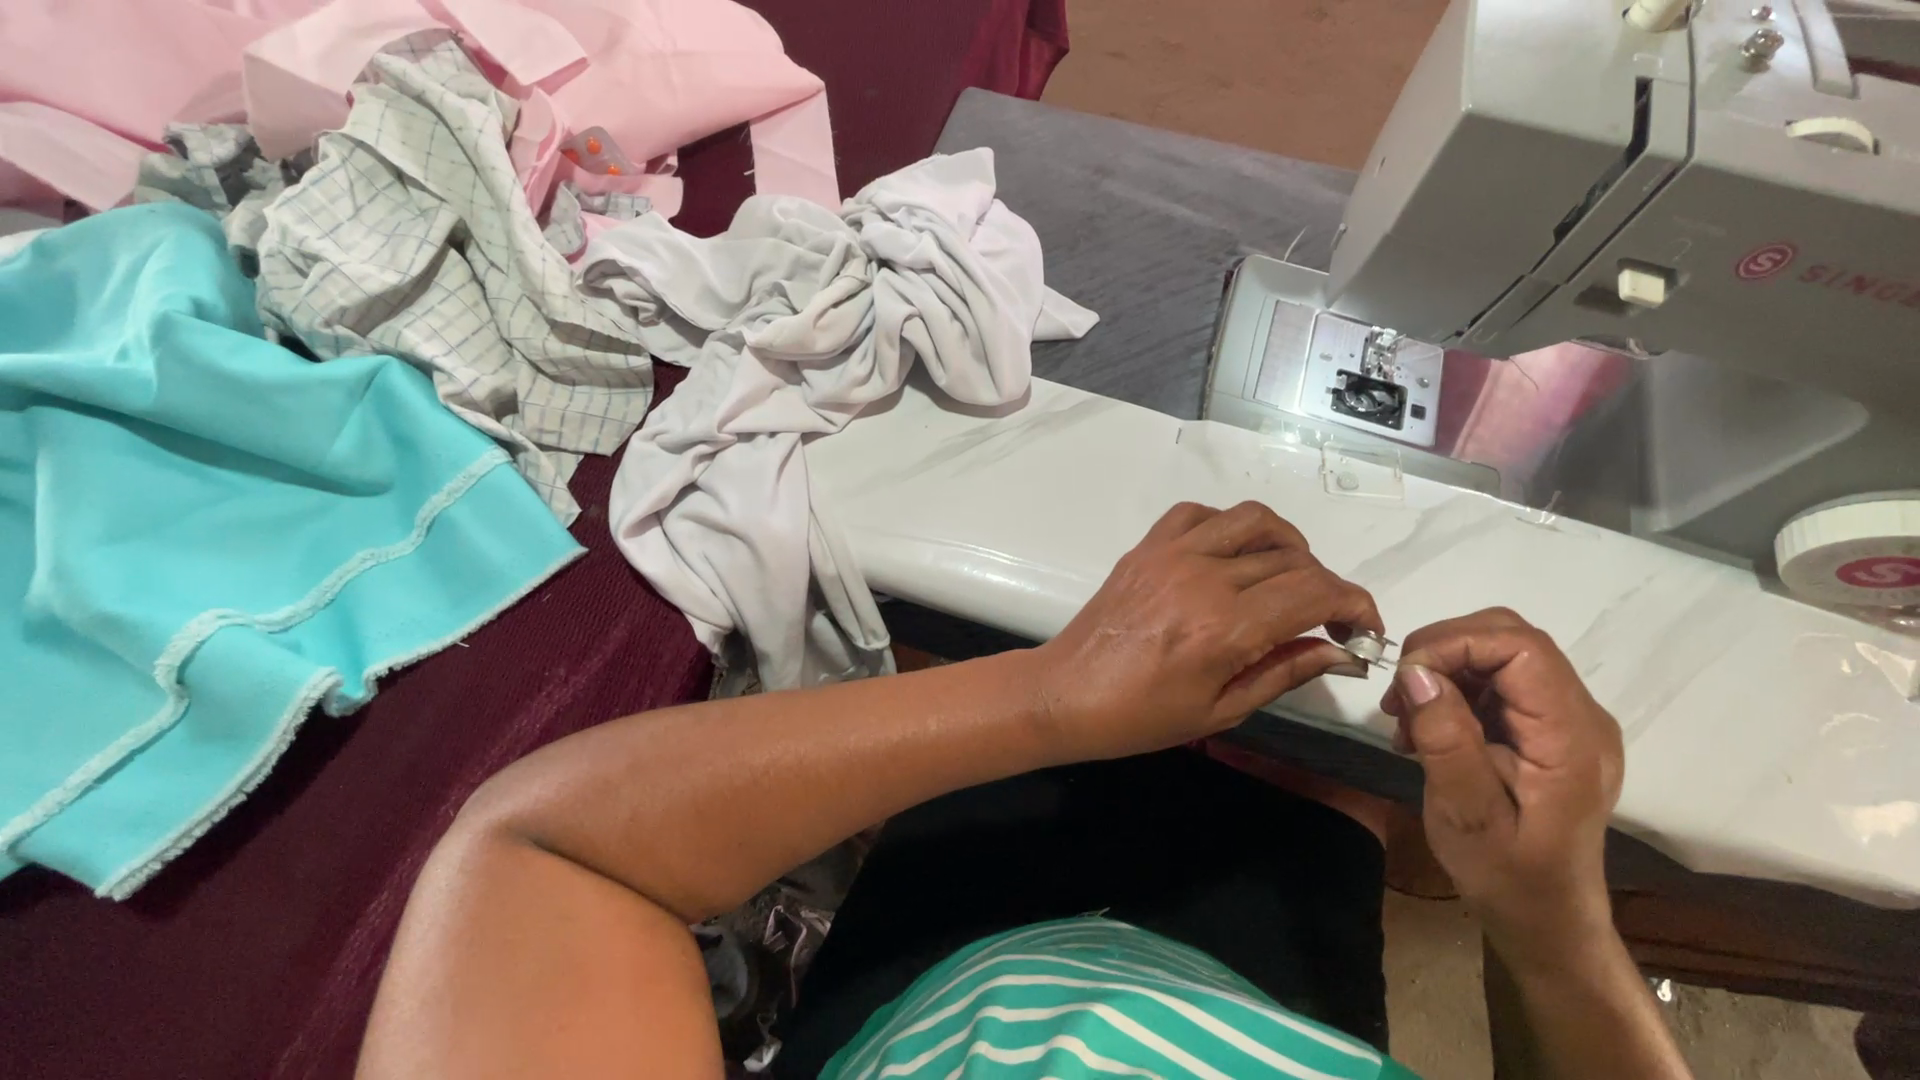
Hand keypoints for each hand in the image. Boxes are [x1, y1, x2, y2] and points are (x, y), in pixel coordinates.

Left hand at [1031, 501, 1382, 761]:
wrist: (1066, 694)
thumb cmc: (1141, 717)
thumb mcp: (1221, 709)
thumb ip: (1284, 671)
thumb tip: (1339, 649)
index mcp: (1226, 627)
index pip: (1316, 592)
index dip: (1355, 604)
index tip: (1363, 627)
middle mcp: (1204, 578)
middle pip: (1293, 559)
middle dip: (1327, 586)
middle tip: (1328, 617)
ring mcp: (1172, 554)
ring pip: (1253, 520)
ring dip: (1288, 544)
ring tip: (1290, 577)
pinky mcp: (1147, 546)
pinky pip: (1200, 513)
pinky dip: (1229, 526)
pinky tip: (1234, 555)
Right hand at [1382, 608, 1623, 958]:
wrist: (1545, 919)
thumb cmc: (1506, 875)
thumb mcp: (1465, 814)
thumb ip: (1446, 740)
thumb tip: (1415, 673)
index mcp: (1571, 737)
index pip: (1520, 646)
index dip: (1454, 643)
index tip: (1405, 681)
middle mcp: (1580, 716)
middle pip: (1510, 638)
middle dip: (1442, 650)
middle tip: (1398, 699)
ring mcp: (1565, 721)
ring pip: (1499, 653)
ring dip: (1441, 670)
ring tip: (1405, 722)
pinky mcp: (1546, 729)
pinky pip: (1497, 681)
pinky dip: (1452, 688)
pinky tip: (1427, 728)